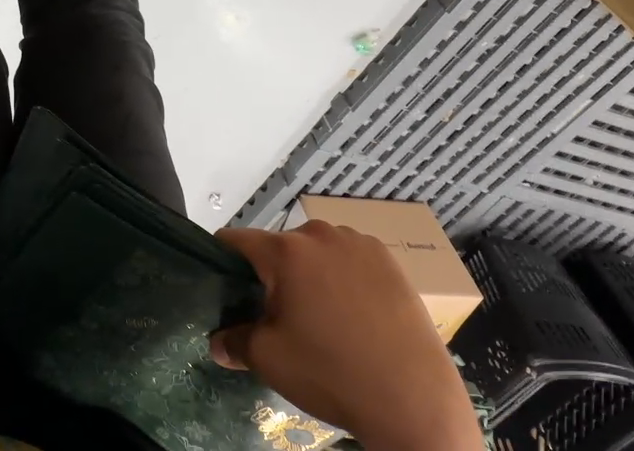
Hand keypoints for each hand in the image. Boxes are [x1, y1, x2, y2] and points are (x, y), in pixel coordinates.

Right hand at [211, 223, 484, 450]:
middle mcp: (319, 234)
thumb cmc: (332, 372)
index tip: (224, 287)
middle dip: (272, 274)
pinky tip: (355, 313)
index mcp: (285, 251)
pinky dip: (343, 276)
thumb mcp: (269, 360)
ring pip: (317, 251)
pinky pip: (350, 258)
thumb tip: (219, 341)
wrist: (414, 399)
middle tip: (279, 315)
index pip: (235, 240)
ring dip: (310, 272)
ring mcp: (358, 243)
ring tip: (323, 316)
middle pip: (279, 246)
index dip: (222, 261)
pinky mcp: (389, 259)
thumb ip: (235, 341)